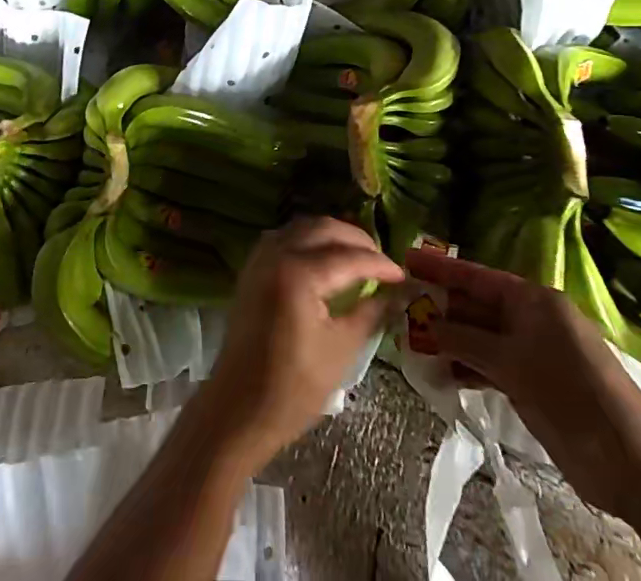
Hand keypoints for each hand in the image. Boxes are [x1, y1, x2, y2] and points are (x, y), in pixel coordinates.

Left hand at [193, 216, 405, 471]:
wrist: (236, 412)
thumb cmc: (292, 388)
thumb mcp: (342, 349)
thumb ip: (372, 311)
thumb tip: (399, 293)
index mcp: (299, 274)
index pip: (351, 256)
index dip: (381, 265)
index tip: (403, 277)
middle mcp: (277, 255)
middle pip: (325, 229)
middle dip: (358, 242)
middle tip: (382, 263)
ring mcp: (259, 261)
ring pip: (303, 228)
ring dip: (333, 236)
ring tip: (358, 258)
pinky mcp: (251, 272)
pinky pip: (284, 238)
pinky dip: (308, 241)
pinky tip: (323, 260)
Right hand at [404, 249, 640, 514]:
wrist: (626, 456)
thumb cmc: (570, 390)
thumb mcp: (514, 360)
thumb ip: (467, 340)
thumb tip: (428, 323)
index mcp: (534, 300)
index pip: (479, 277)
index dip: (443, 268)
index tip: (408, 258)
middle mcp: (531, 319)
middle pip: (478, 305)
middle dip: (442, 305)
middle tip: (399, 304)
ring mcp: (531, 353)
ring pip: (481, 337)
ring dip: (450, 339)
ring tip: (410, 341)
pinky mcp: (530, 383)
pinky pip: (489, 366)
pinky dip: (466, 368)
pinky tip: (441, 375)